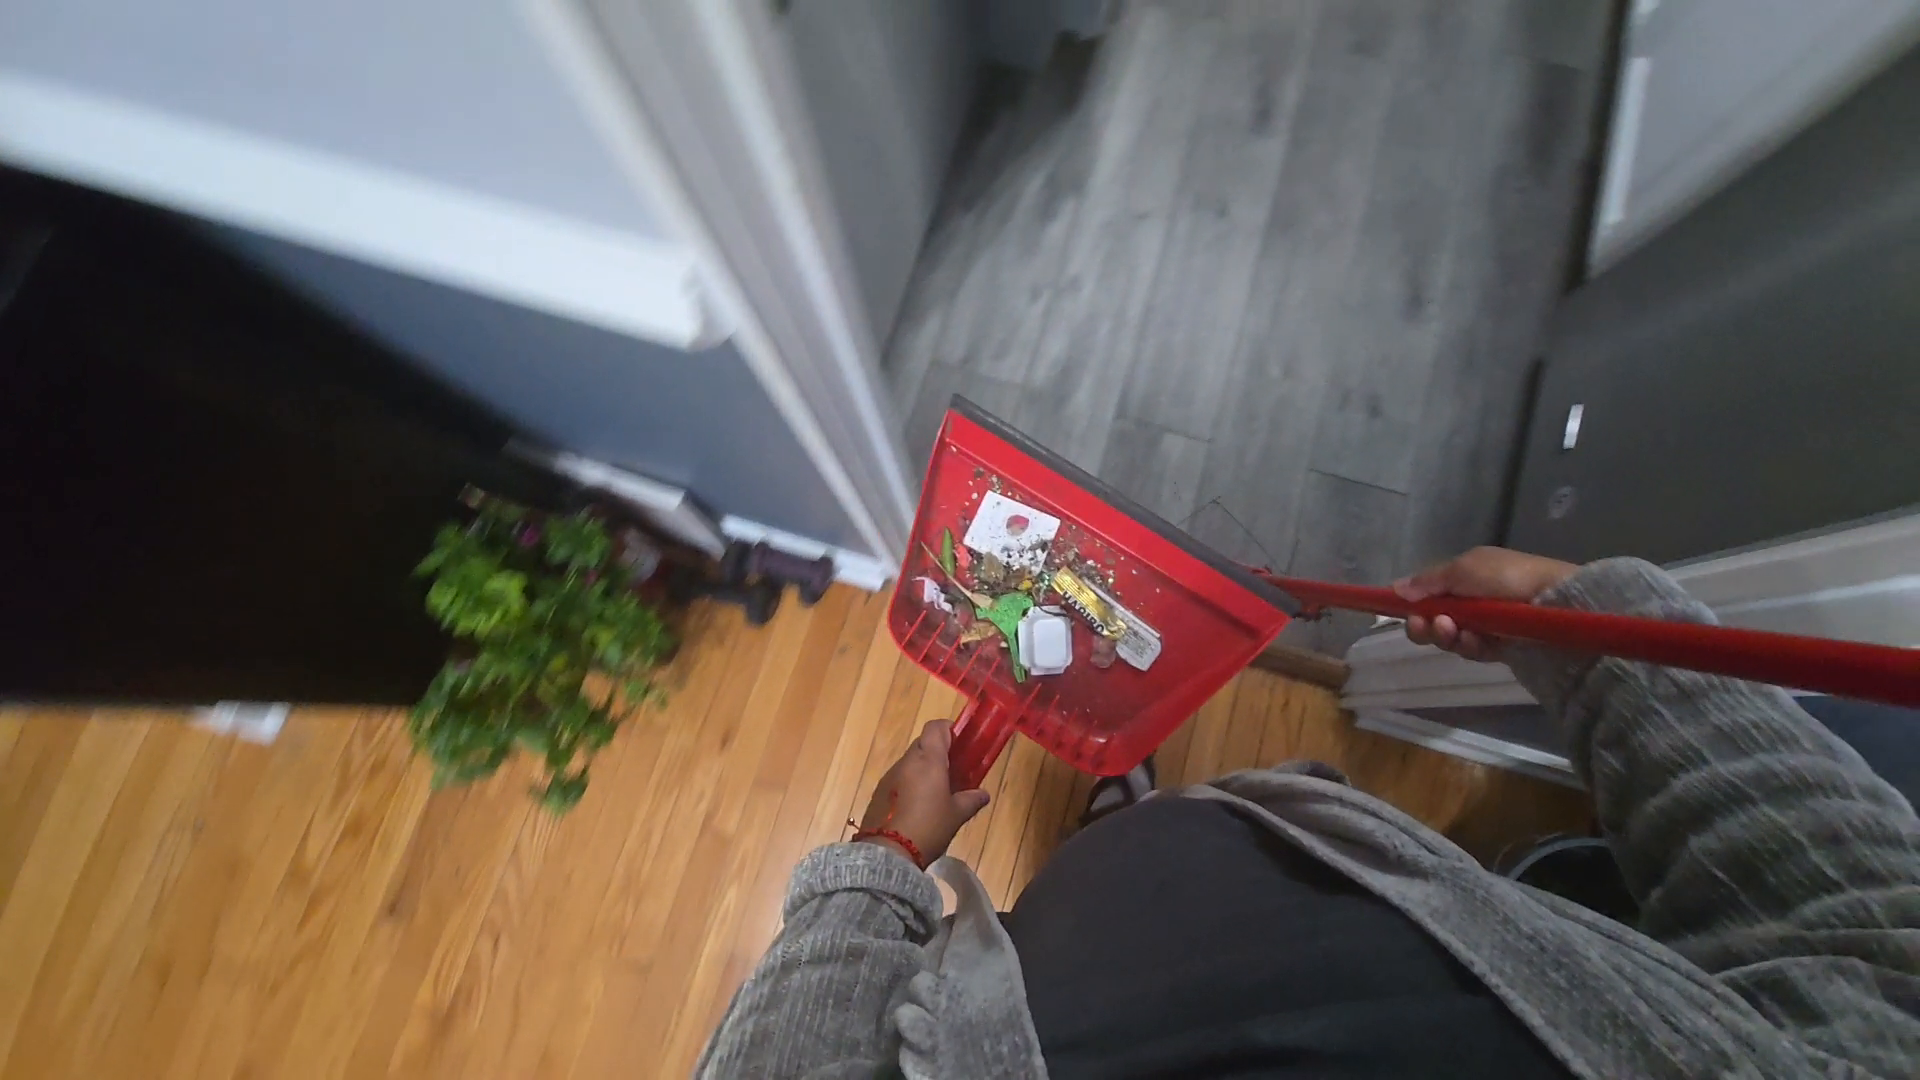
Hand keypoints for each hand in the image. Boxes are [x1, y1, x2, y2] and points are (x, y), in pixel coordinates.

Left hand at [856, 719, 990, 864]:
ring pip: (911, 761)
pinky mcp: (879, 791)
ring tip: (937, 791)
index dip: (949, 729)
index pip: (936, 727)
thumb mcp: (956, 815)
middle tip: (954, 769)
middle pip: (924, 743)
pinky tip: (917, 805)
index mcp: (929, 760)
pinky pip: (899, 777)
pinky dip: (910, 783)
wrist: (888, 853)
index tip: (961, 742)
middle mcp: (908, 761)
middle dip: (939, 751)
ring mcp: (890, 775)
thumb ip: (971, 800)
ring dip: (924, 768)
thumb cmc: (928, 827)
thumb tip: (983, 794)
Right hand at [1392, 546, 1577, 660]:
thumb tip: (1395, 589)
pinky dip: (1469, 647)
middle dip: (1423, 624)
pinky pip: (1473, 651)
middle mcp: (1474, 601)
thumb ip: (1427, 581)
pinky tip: (1474, 641)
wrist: (1562, 604)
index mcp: (1466, 576)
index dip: (1412, 603)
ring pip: (1450, 637)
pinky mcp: (1502, 648)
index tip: (1400, 610)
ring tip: (1451, 630)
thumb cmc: (1508, 578)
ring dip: (1443, 635)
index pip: (1428, 593)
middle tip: (1423, 624)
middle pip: (1433, 619)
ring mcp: (1488, 626)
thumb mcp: (1463, 568)